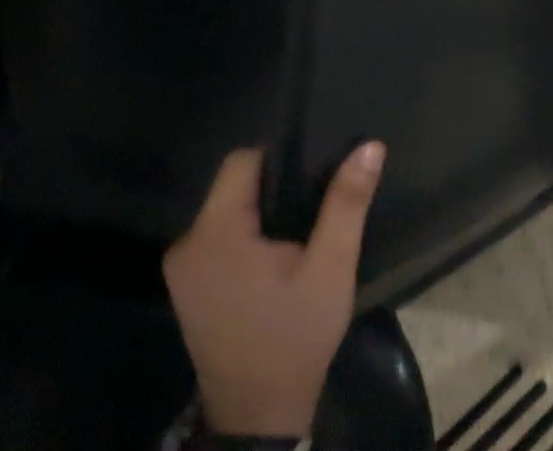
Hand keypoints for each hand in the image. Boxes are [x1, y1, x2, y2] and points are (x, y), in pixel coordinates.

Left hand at [163, 142, 385, 436]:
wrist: (259, 406)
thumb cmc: (297, 330)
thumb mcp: (332, 264)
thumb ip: (346, 203)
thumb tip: (370, 146)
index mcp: (216, 234)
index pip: (242, 163)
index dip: (284, 155)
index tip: (322, 164)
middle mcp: (187, 245)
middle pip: (235, 188)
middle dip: (280, 186)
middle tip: (325, 198)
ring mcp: (183, 269)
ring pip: (230, 213)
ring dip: (267, 212)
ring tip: (310, 225)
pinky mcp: (190, 286)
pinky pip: (222, 238)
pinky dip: (253, 235)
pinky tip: (285, 253)